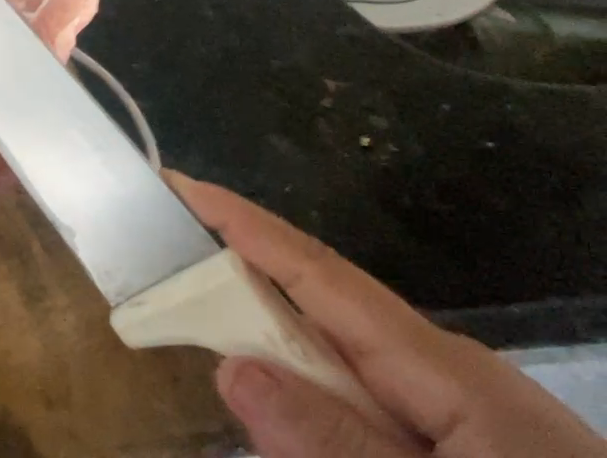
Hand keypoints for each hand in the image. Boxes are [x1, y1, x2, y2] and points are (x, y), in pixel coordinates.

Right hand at [166, 172, 605, 457]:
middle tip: (160, 297)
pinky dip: (311, 400)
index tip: (172, 181)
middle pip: (315, 313)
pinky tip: (293, 423)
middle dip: (236, 298)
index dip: (240, 222)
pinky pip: (357, 398)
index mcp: (446, 367)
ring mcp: (454, 403)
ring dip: (272, 362)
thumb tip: (228, 366)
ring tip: (228, 373)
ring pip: (332, 361)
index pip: (318, 271)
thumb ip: (337, 442)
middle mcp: (444, 369)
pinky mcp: (454, 433)